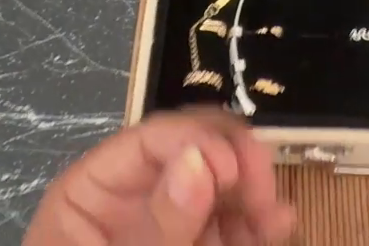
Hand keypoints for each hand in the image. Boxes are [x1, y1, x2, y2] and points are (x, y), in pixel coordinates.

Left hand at [25, 109, 295, 245]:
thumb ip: (160, 227)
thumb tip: (201, 156)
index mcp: (89, 196)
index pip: (147, 142)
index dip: (197, 140)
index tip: (237, 169)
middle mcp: (128, 201)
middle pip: (189, 154)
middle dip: (234, 164)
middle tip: (265, 196)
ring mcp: (162, 228)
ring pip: (217, 186)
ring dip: (252, 195)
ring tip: (277, 220)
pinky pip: (226, 226)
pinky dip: (255, 224)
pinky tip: (279, 227)